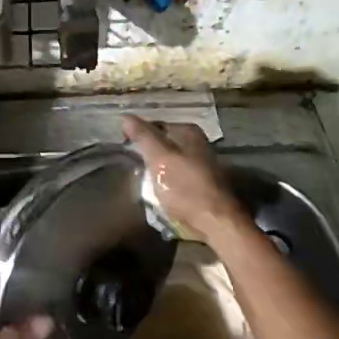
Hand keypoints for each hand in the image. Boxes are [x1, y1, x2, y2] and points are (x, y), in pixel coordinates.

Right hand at [122, 114, 246, 242]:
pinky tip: (157, 191)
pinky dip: (164, 181)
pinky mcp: (200, 183)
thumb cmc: (185, 188)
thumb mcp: (159, 159)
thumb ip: (143, 137)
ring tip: (141, 182)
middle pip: (162, 143)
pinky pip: (174, 175)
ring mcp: (200, 163)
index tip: (124, 150)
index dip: (137, 136)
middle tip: (133, 167)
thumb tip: (125, 116)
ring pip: (167, 160)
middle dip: (146, 154)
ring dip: (154, 169)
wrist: (214, 221)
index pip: (154, 126)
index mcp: (188, 132)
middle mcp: (197, 143)